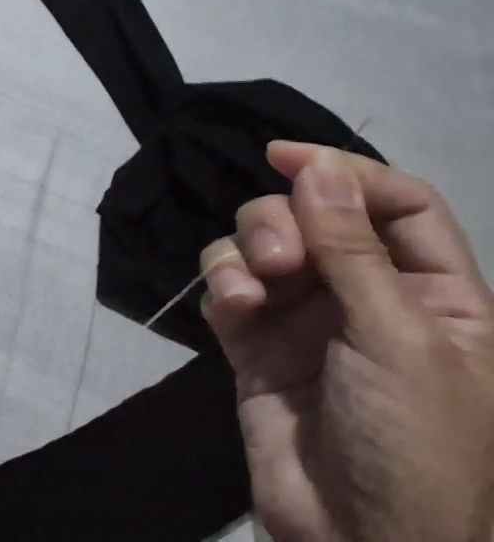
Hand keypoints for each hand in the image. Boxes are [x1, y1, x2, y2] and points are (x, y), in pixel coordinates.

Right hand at [200, 142, 493, 541]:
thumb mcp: (398, 339)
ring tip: (248, 289)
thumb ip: (353, 249)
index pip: (399, 207)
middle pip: (314, 217)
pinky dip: (222, 284)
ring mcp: (306, 318)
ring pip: (260, 244)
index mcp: (439, 297)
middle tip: (278, 259)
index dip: (347, 173)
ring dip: (245, 252)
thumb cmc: (416, 442)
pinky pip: (227, 284)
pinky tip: (231, 307)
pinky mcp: (252, 339)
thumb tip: (317, 166)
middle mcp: (370, 297)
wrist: (362, 536)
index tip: (283, 157)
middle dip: (282, 223)